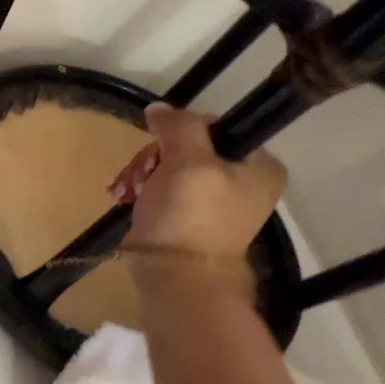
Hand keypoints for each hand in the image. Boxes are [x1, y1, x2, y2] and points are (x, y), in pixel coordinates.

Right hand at [109, 103, 287, 257]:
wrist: (175, 274)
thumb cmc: (190, 215)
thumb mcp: (188, 161)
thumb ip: (178, 126)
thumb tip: (159, 109)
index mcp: (259, 166)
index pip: (214, 126)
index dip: (180, 132)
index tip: (160, 149)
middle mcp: (242, 180)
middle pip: (186, 146)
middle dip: (154, 158)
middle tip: (142, 176)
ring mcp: (213, 200)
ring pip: (166, 166)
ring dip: (141, 173)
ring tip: (128, 191)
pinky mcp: (185, 216)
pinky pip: (158, 187)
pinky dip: (139, 189)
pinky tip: (125, 198)